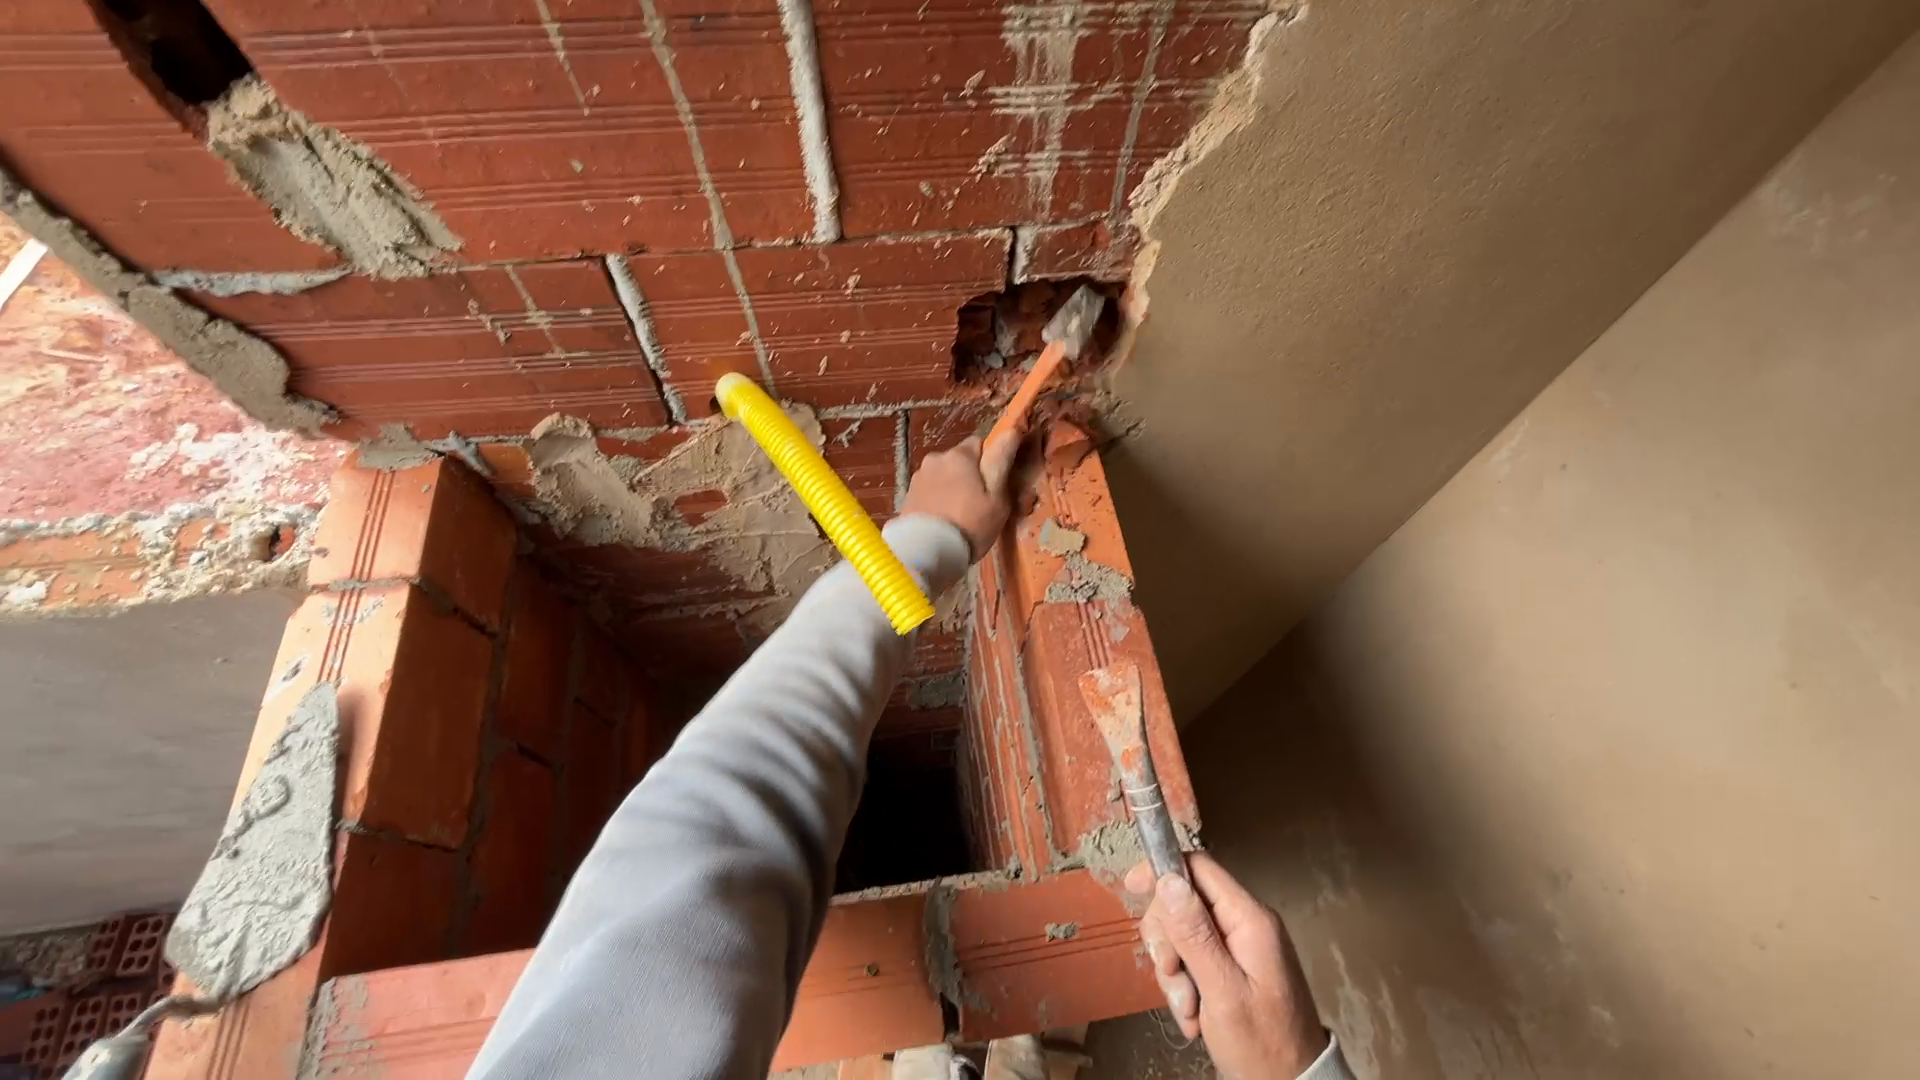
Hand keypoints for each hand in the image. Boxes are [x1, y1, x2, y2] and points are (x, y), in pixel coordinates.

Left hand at [898, 427, 1021, 560]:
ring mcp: (918, 477)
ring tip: (958, 516)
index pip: (980, 444)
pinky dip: (937, 500)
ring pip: (943, 476)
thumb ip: (1002, 461)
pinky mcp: (907, 495)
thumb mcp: (997, 497)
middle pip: (959, 460)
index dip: (990, 462)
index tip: (994, 485)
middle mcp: (935, 458)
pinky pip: (930, 491)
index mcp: (959, 455)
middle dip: (969, 476)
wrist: (926, 552)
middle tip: (978, 505)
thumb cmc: (970, 525)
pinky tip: (942, 520)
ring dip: (952, 488)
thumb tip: (1012, 430)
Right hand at [1127, 854, 1327, 1078]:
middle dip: (1167, 940)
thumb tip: (1168, 878)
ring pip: (1181, 934)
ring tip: (1188, 1010)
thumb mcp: (1223, 993)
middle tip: (1172, 976)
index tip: (1131, 888)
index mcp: (1249, 919)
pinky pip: (1191, 960)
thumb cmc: (1264, 1047)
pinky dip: (1184, 987)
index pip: (1198, 867)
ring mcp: (1237, 947)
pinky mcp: (1230, 968)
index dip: (1162, 871)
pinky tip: (1194, 1017)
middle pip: (1182, 901)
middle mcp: (1243, 924)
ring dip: (1174, 973)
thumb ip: (1195, 935)